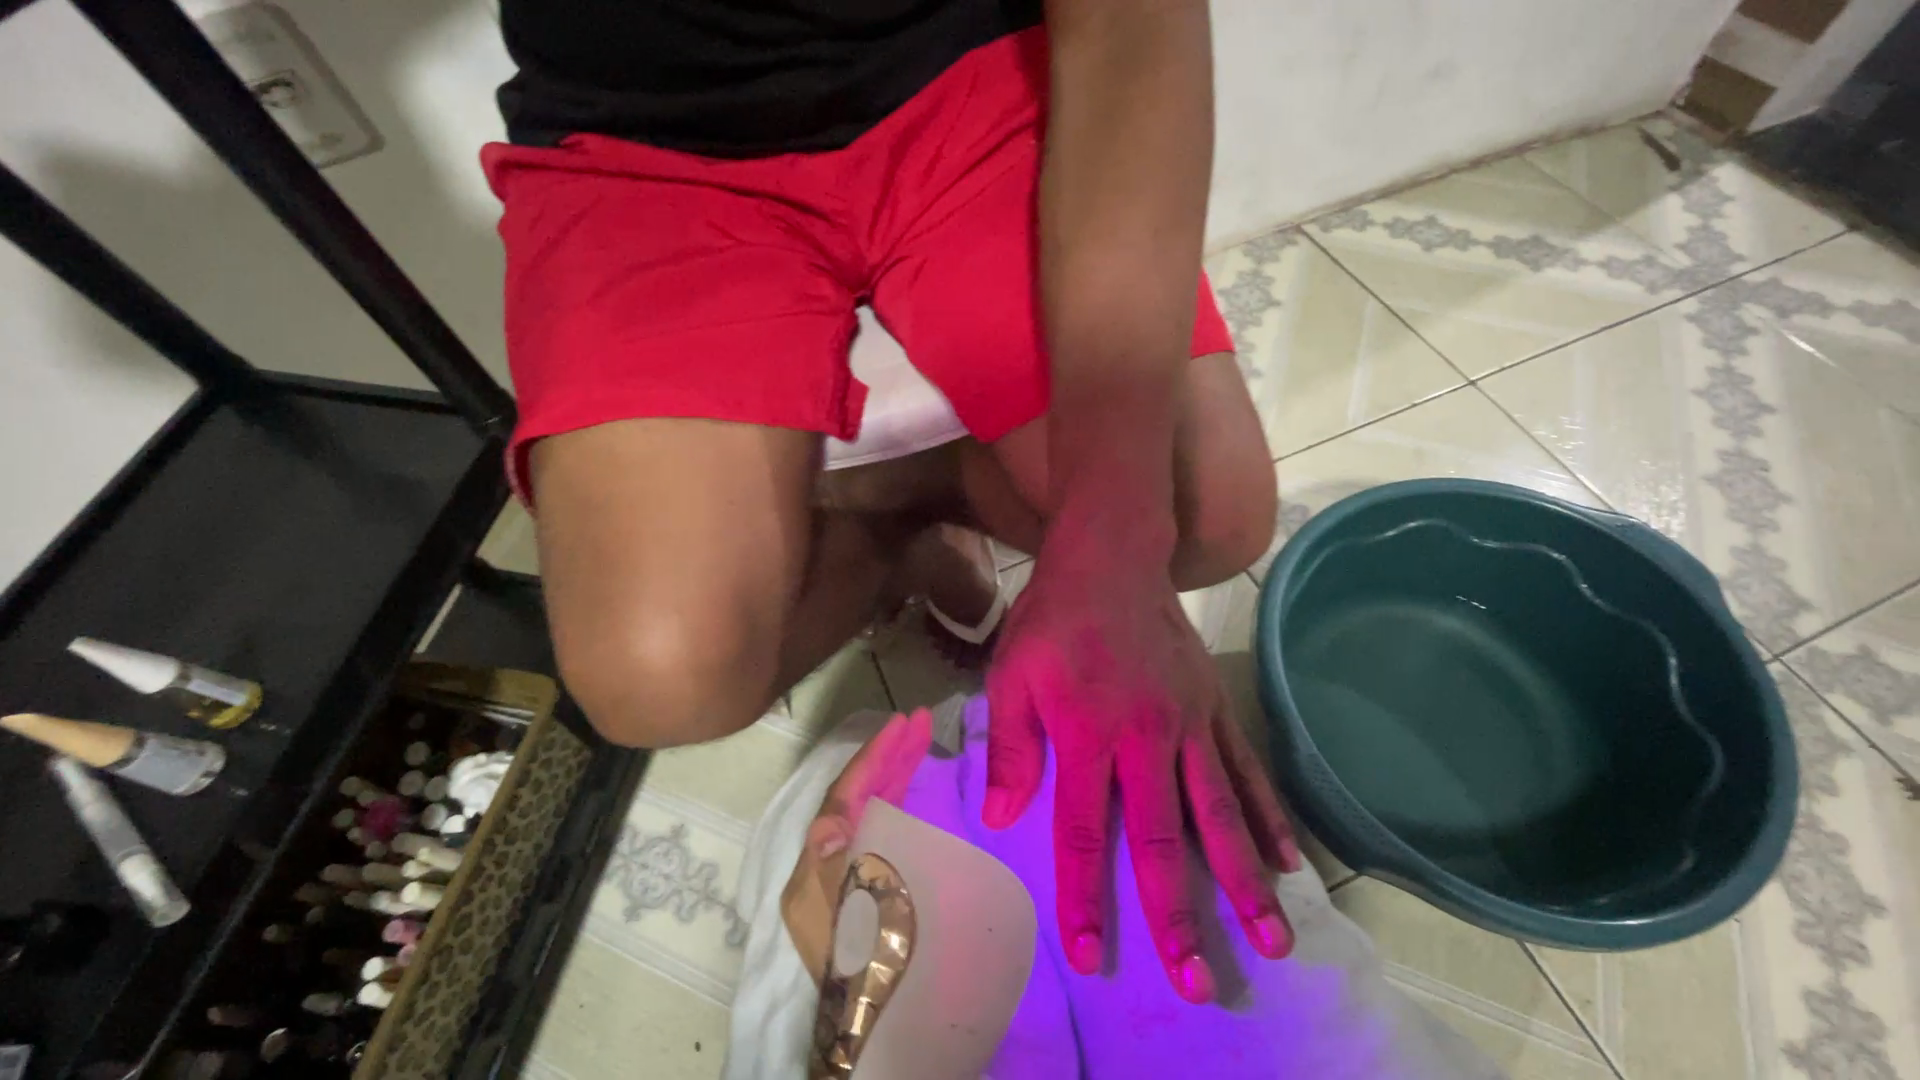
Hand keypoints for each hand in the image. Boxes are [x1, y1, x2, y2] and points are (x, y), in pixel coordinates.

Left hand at [782, 709, 933, 982]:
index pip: (844, 798)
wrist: (870, 1032)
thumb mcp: (845, 927)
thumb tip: (829, 826)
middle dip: (888, 756)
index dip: (873, 758)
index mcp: (818, 870)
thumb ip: (834, 877)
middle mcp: (830, 864)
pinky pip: (883, 831)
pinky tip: (918, 789)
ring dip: (896, 773)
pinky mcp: (871, 887)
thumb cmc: (863, 977)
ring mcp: (850, 874)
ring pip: (871, 810)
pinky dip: (901, 804)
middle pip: (857, 796)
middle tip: (921, 721)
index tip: (903, 724)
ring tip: (923, 739)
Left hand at [984, 550, 1300, 1004]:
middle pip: (1166, 840)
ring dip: (1244, 882)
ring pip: (1222, 815)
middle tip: (1199, 983)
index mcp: (1089, 734)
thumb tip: (1004, 820)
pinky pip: (1247, 770)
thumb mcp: (1011, 676)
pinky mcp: (1216, 707)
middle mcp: (1149, 738)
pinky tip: (1287, 863)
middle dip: (1179, 915)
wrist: (1109, 558)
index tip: (1090, 958)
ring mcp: (1192, 723)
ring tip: (1273, 942)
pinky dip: (1268, 818)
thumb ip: (1009, 748)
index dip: (1085, 899)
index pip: (1086, 834)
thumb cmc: (1051, 620)